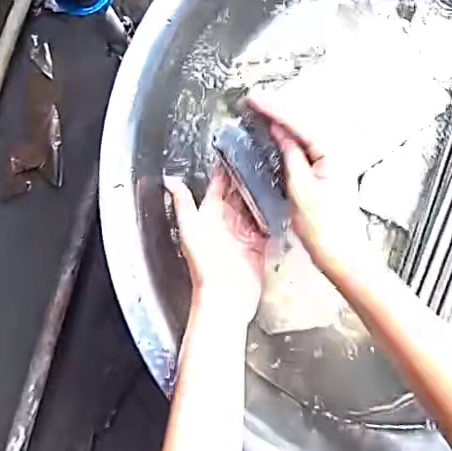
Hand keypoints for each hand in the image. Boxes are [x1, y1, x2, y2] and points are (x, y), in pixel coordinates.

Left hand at [167, 167, 267, 327]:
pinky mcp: (259, 244)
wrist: (224, 300)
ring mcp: (244, 232)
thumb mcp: (190, 231)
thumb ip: (184, 204)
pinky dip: (273, 213)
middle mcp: (228, 220)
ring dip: (262, 192)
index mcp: (210, 214)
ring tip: (275, 173)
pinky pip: (268, 223)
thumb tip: (170, 180)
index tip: (236, 150)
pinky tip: (281, 201)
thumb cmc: (204, 269)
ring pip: (255, 205)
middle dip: (249, 176)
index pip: (220, 184)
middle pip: (241, 192)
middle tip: (262, 157)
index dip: (227, 168)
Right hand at [245, 94, 372, 278]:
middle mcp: (337, 152)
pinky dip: (291, 136)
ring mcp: (335, 161)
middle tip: (254, 100)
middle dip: (277, 108)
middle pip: (303, 120)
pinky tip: (279, 135)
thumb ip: (289, 154)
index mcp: (332, 153)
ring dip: (283, 120)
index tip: (254, 99)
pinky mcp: (329, 170)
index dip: (273, 109)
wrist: (343, 256)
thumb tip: (279, 131)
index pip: (297, 122)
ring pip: (305, 130)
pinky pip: (307, 143)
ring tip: (262, 111)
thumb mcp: (299, 188)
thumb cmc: (325, 229)